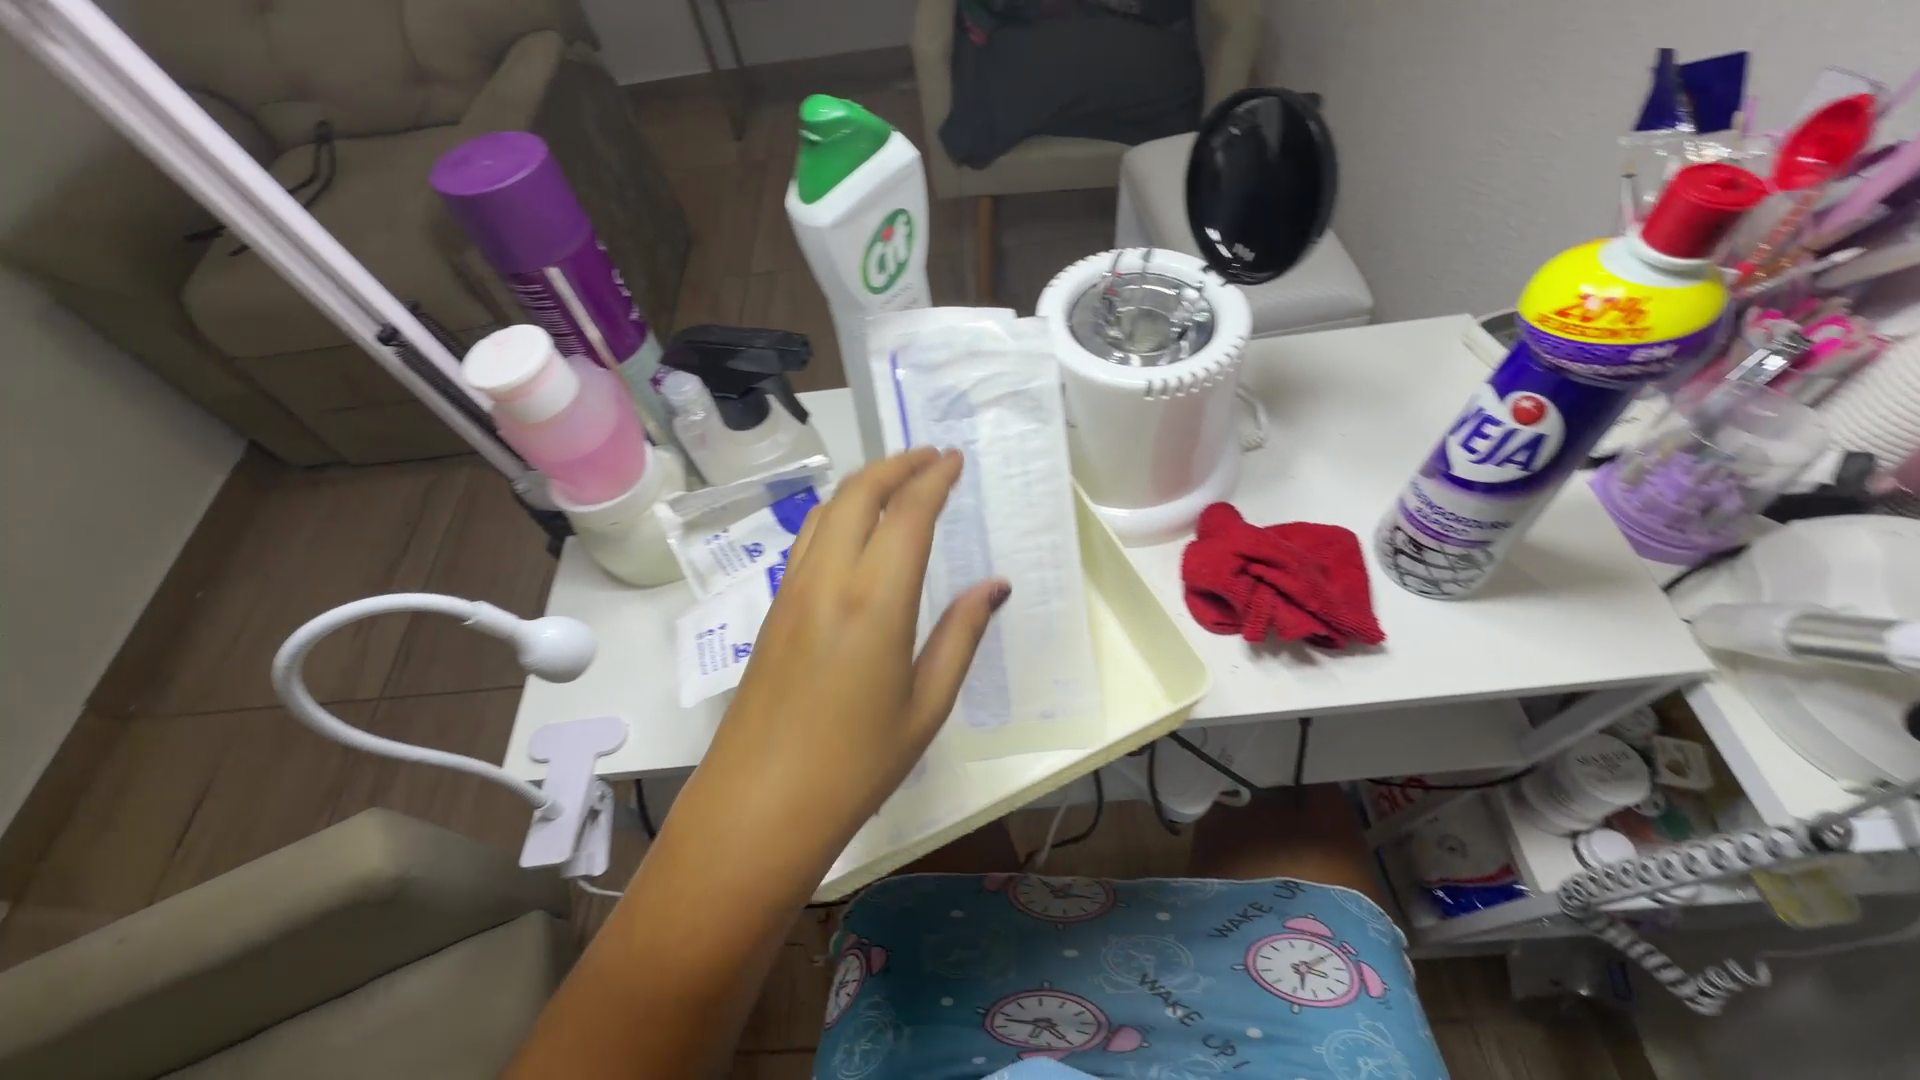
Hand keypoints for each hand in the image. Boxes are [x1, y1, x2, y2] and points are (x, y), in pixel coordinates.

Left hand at [697, 447, 1008, 852]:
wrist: (760, 804)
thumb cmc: (856, 765)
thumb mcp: (926, 706)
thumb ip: (961, 635)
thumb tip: (994, 587)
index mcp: (874, 600)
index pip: (907, 513)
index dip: (934, 478)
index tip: (954, 459)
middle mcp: (827, 580)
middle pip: (858, 493)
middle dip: (896, 465)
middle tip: (930, 458)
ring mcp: (792, 592)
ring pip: (826, 511)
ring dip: (863, 485)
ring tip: (897, 485)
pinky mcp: (773, 611)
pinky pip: (808, 541)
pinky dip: (839, 514)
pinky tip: (857, 533)